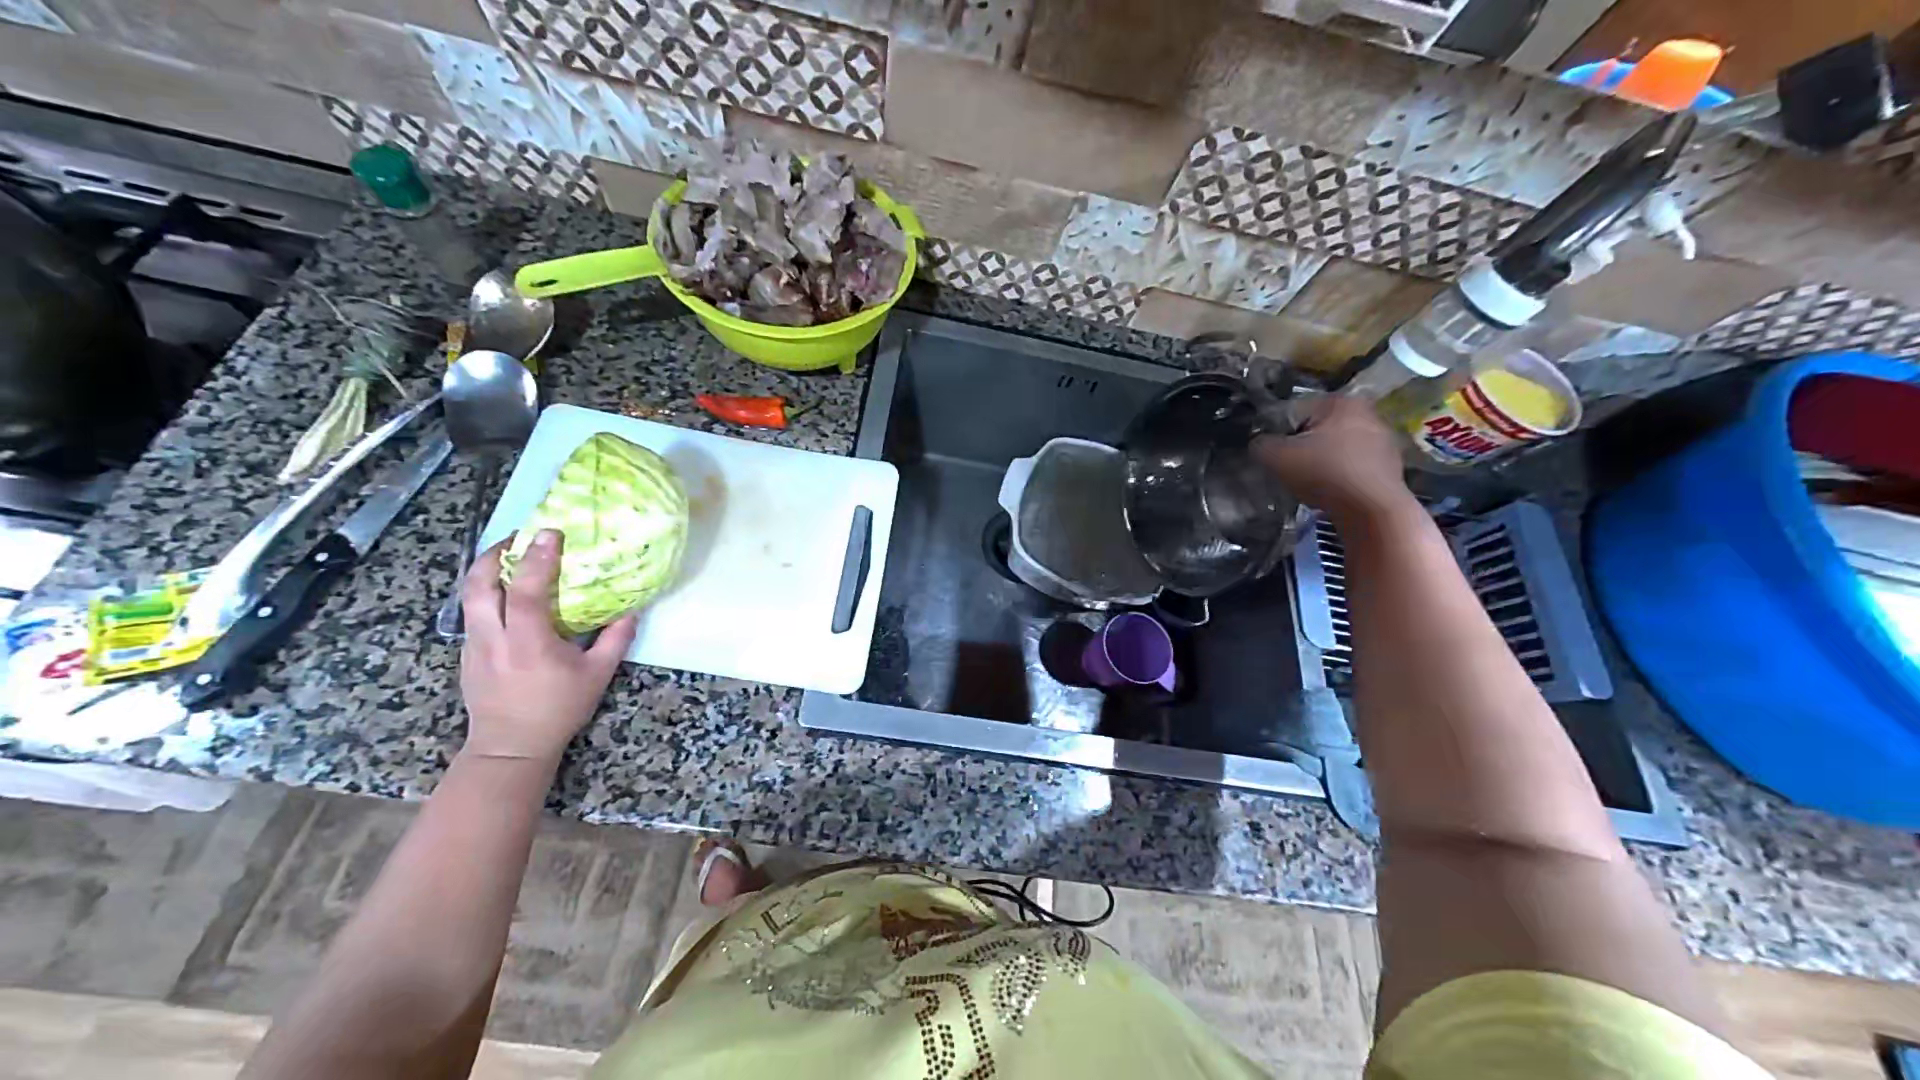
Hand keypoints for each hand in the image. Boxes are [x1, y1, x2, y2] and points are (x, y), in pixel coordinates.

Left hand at [458, 529, 636, 764]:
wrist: (510, 746)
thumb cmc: (558, 710)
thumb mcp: (597, 676)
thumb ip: (615, 640)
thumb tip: (631, 611)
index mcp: (527, 642)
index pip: (525, 590)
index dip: (537, 558)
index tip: (550, 533)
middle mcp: (493, 638)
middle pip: (479, 584)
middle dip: (494, 553)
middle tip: (519, 537)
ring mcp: (474, 645)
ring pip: (469, 596)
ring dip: (486, 570)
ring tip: (509, 556)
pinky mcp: (468, 653)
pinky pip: (473, 612)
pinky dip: (487, 593)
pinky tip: (507, 595)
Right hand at [1253, 395, 1413, 524]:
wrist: (1373, 511)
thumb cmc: (1324, 473)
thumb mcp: (1275, 457)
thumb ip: (1259, 444)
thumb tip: (1260, 444)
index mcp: (1340, 402)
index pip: (1294, 412)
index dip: (1277, 434)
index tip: (1273, 455)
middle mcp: (1367, 413)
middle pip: (1317, 430)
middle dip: (1301, 447)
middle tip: (1289, 470)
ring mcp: (1384, 440)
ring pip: (1336, 448)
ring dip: (1321, 462)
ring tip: (1310, 484)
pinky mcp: (1391, 466)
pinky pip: (1353, 467)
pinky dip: (1340, 476)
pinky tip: (1332, 492)